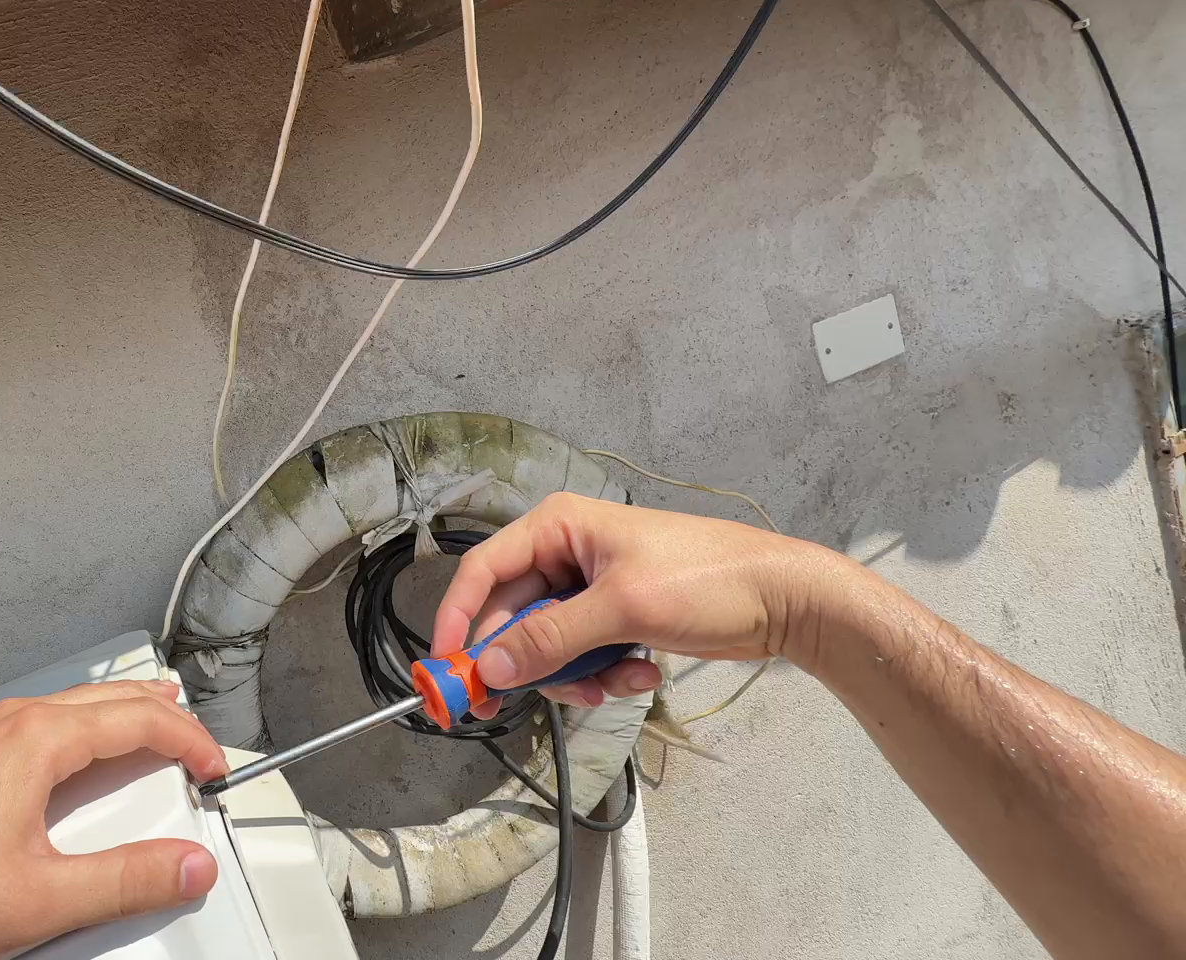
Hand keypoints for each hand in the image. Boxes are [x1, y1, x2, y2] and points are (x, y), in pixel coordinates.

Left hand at [0, 680, 227, 959]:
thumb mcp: (39, 900)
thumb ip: (126, 881)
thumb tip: (188, 866)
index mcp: (38, 740)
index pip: (138, 720)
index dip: (188, 740)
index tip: (213, 767)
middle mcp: (16, 723)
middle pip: (113, 699)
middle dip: (165, 716)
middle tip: (198, 745)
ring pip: (81, 705)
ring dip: (128, 715)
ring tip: (160, 726)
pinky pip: (53, 722)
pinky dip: (92, 727)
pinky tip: (92, 750)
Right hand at [433, 493, 848, 713]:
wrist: (791, 599)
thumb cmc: (704, 581)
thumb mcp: (622, 608)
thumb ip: (550, 638)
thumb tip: (487, 666)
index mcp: (554, 528)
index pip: (483, 570)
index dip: (457, 616)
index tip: (445, 666)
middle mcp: (560, 553)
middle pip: (512, 614)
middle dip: (525, 660)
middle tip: (506, 708)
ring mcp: (585, 586)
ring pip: (544, 641)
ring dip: (571, 672)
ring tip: (613, 683)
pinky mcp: (609, 615)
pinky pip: (579, 651)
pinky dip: (602, 671)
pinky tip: (642, 671)